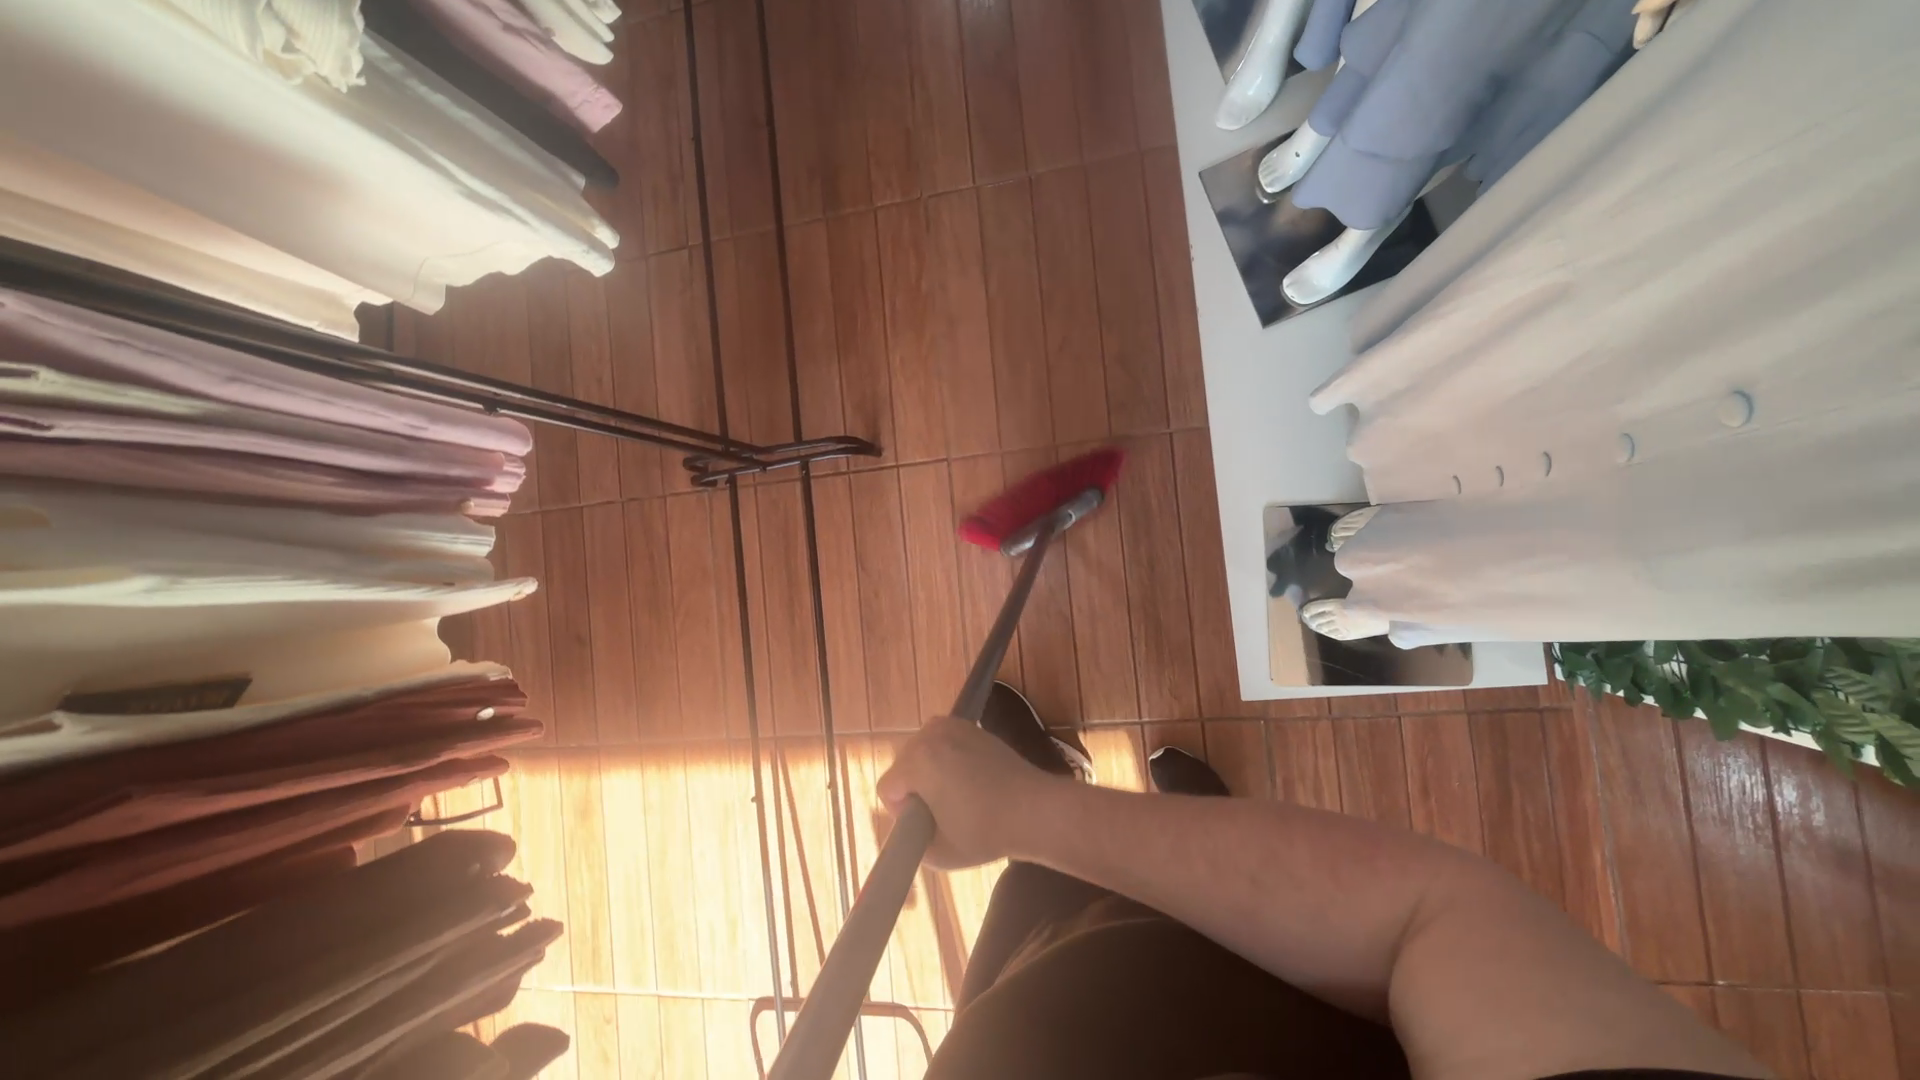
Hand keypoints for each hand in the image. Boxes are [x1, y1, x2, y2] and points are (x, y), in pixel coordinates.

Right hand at [876, 716, 1067, 868]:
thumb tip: (911, 827)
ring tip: (955, 795)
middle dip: (915, 788)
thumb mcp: (939, 854)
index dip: (901, 812)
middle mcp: (931, 735)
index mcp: (918, 761)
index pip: (888, 788)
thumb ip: (911, 841)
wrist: (1034, 809)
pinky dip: (946, 758)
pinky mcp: (972, 727)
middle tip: (942, 811)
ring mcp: (953, 726)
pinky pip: (942, 742)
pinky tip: (967, 778)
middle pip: (903, 766)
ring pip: (921, 752)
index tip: (927, 823)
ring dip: (929, 771)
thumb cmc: (985, 831)